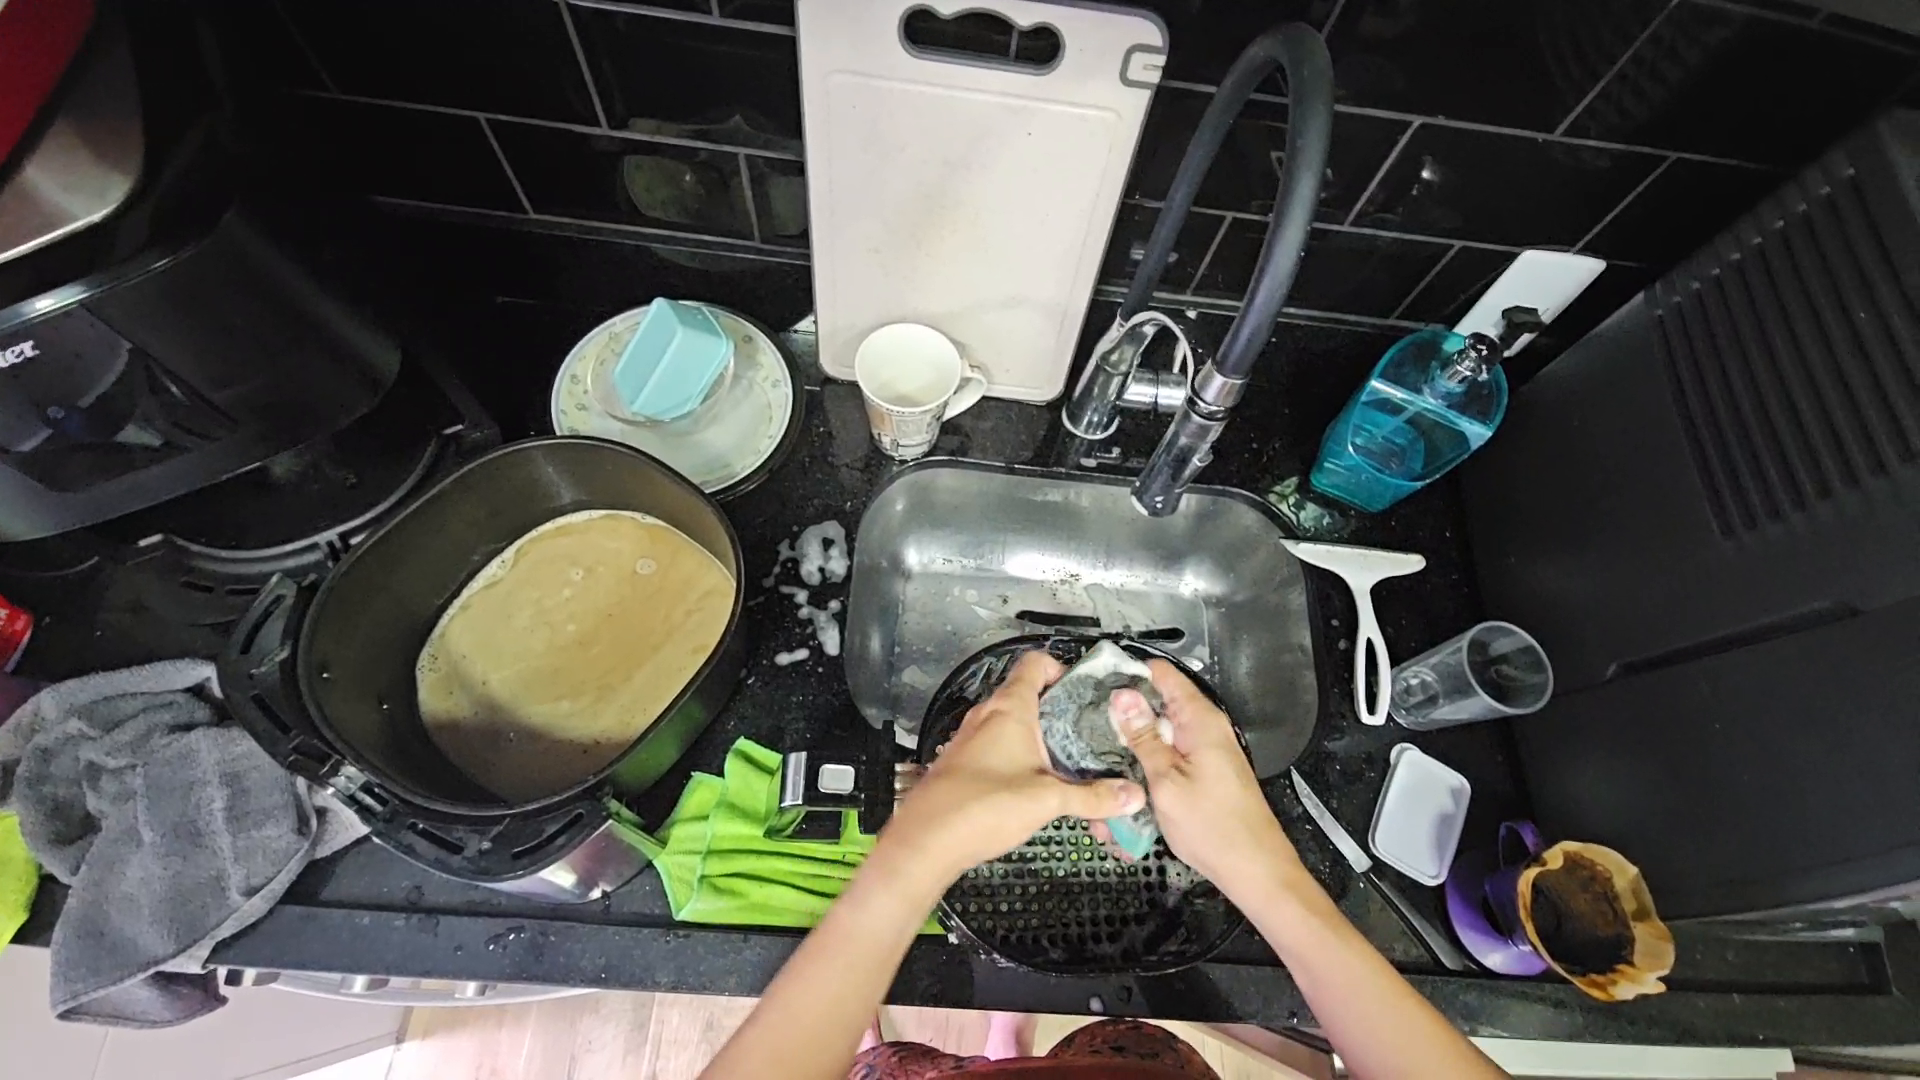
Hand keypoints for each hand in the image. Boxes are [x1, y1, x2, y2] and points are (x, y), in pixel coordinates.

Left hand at [880, 650, 1145, 883]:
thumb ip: (1093, 797)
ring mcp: (971, 736)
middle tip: (1089, 731)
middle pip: (1027, 692)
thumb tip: (1134, 795)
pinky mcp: (963, 760)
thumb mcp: (1047, 801)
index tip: (1085, 694)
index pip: (1035, 663)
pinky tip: (1036, 781)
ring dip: (1039, 733)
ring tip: (1069, 757)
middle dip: (1058, 708)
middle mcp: (987, 713)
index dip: (1061, 669)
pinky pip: (997, 743)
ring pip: (1012, 721)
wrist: (926, 839)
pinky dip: (1019, 752)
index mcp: (1009, 707)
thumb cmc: (985, 805)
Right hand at [1109, 660, 1302, 898]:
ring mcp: (1202, 750)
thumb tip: (1122, 694)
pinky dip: (1147, 766)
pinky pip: (1167, 756)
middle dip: (1124, 715)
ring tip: (1100, 762)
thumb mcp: (1166, 781)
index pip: (1160, 674)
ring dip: (1132, 746)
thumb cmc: (1214, 828)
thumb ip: (1142, 737)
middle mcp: (1203, 728)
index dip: (1127, 675)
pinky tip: (1125, 784)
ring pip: (1158, 733)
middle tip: (1089, 728)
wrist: (1255, 871)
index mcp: (1199, 720)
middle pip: (1156, 703)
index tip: (1096, 688)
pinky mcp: (1200, 771)